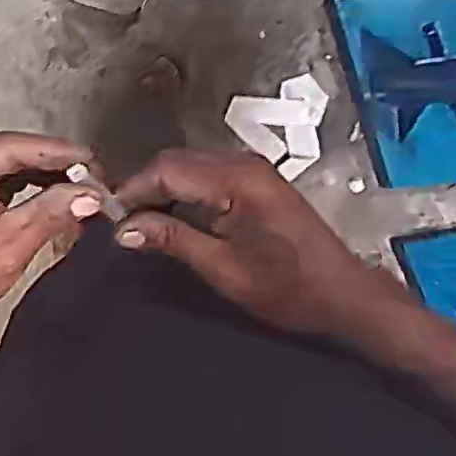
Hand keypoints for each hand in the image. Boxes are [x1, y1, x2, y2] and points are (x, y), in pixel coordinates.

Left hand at [0, 132, 105, 334]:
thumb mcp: (13, 243)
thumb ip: (51, 212)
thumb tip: (92, 193)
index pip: (12, 147)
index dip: (55, 151)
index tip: (90, 159)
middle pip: (17, 151)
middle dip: (57, 161)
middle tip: (94, 172)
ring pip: (20, 162)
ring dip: (53, 172)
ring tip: (86, 182)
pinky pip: (17, 176)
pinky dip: (42, 183)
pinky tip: (66, 191)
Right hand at [113, 148, 415, 337]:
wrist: (345, 294)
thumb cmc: (289, 288)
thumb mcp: (224, 269)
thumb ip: (173, 240)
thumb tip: (125, 229)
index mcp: (236, 180)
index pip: (167, 170)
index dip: (133, 190)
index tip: (110, 216)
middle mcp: (241, 162)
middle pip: (174, 161)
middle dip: (143, 187)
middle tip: (121, 220)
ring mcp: (249, 166)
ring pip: (186, 163)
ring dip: (160, 186)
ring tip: (140, 219)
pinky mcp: (253, 176)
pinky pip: (203, 171)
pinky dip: (180, 187)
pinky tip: (170, 212)